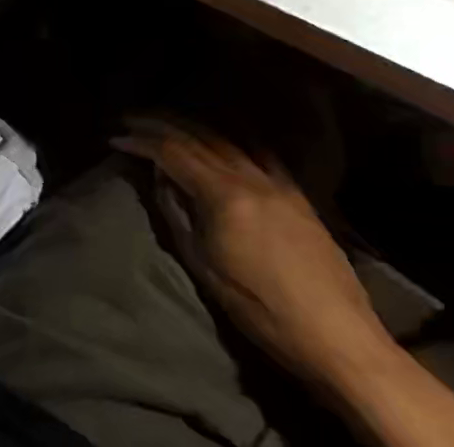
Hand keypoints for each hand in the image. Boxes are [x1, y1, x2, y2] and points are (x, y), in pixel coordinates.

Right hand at [114, 117, 391, 384]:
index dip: (141, 140)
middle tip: (132, 117)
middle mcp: (249, 176)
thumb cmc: (262, 310)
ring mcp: (276, 180)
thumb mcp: (205, 267)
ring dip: (192, 124)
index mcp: (223, 196)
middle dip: (160, 123)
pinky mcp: (295, 191)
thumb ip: (178, 215)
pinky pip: (258, 149)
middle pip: (197, 135)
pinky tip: (222, 132)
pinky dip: (232, 134)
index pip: (172, 153)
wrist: (337, 335)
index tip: (116, 136)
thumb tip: (160, 178)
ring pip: (226, 137)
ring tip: (167, 120)